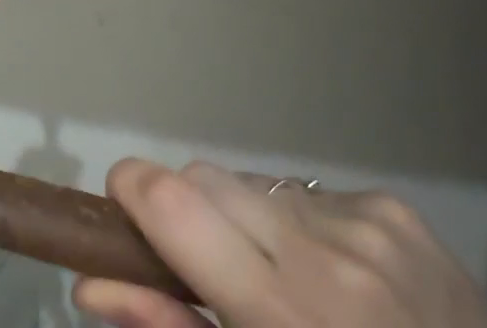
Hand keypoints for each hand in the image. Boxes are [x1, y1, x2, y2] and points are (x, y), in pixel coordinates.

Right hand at [76, 161, 486, 327]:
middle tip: (206, 265)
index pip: (173, 198)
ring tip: (283, 276)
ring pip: (251, 184)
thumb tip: (88, 282)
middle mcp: (326, 250)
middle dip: (186, 211)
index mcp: (285, 309)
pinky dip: (297, 223)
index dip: (131, 191)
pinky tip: (332, 273)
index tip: (125, 214)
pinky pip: (305, 191)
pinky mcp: (398, 209)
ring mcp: (368, 223)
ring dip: (244, 218)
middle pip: (201, 178)